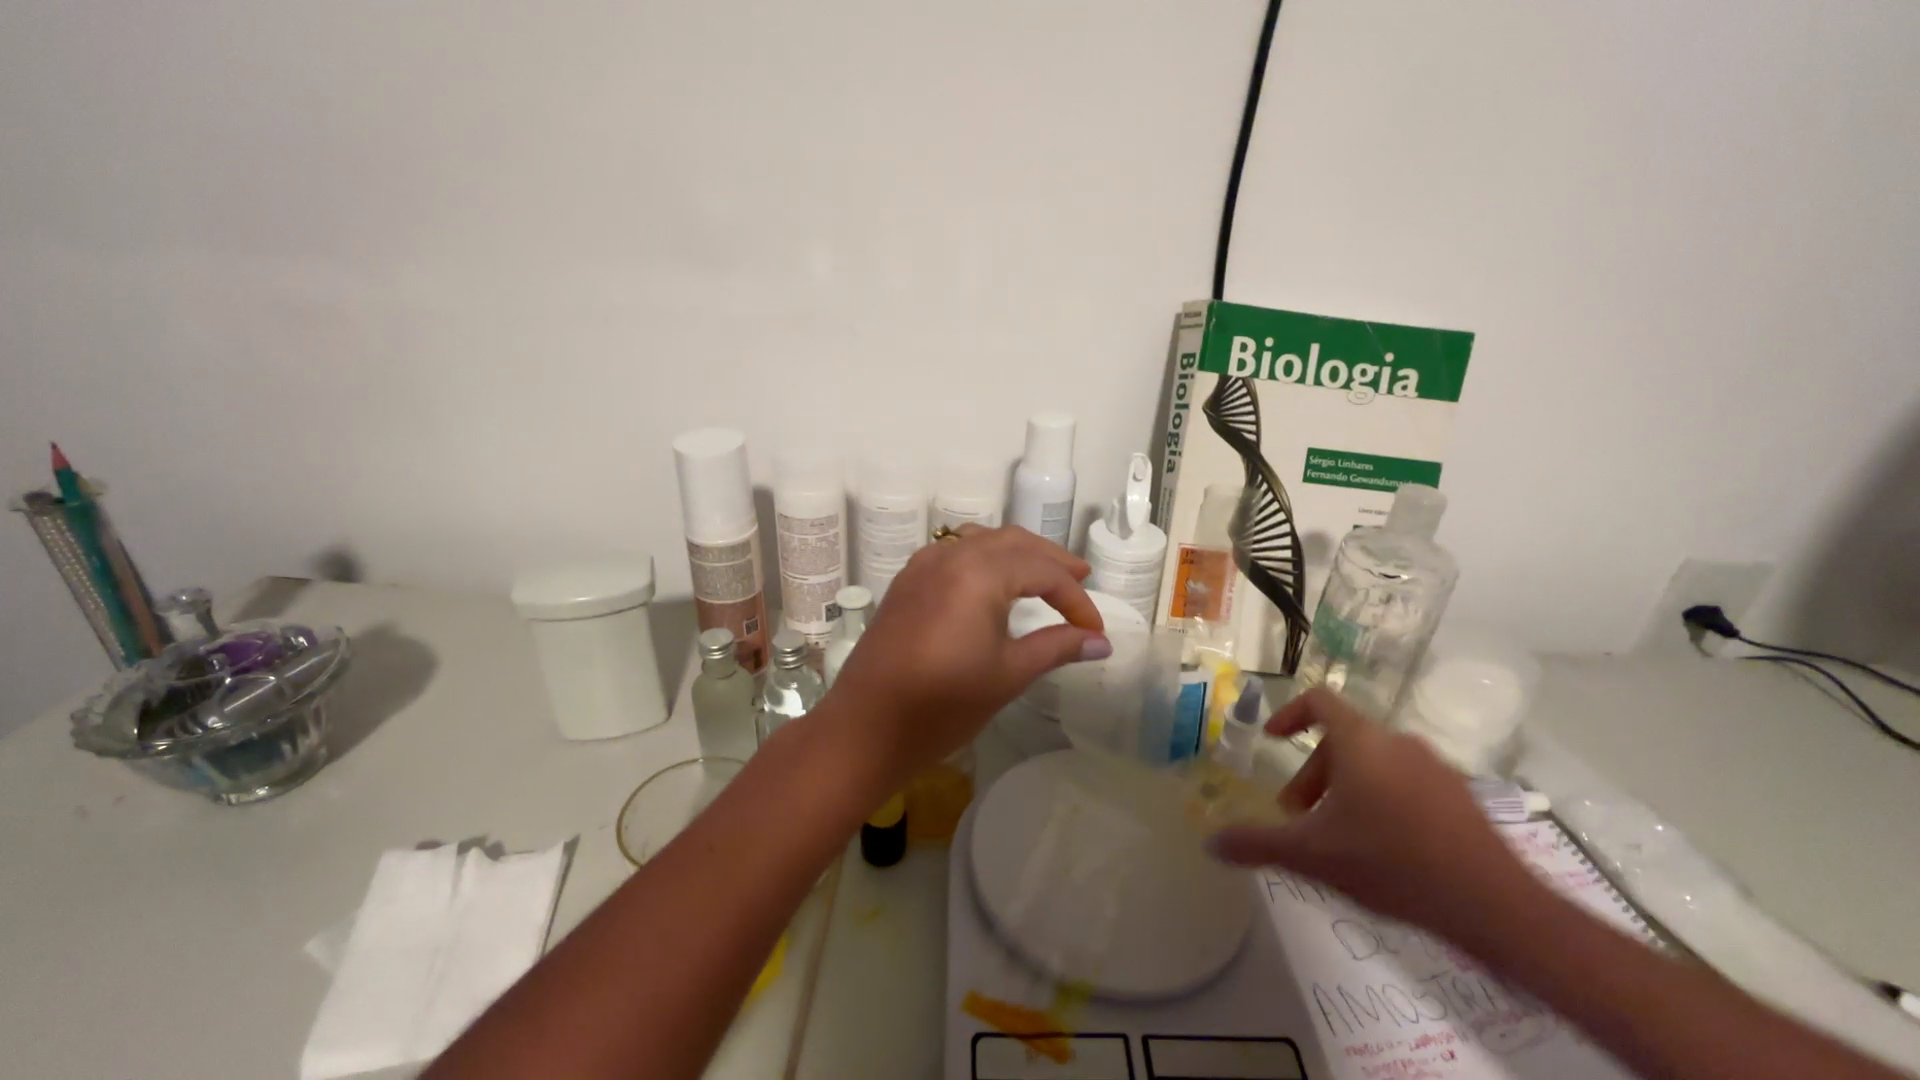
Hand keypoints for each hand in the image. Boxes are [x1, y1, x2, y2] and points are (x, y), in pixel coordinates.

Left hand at [825, 525, 1109, 785]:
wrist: (866, 727)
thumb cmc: (943, 705)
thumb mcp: (1008, 675)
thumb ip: (1056, 648)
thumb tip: (1101, 642)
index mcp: (979, 574)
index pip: (1044, 572)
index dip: (1076, 600)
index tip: (1095, 631)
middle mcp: (950, 557)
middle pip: (1013, 542)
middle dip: (1051, 560)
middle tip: (1082, 578)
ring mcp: (922, 567)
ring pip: (980, 541)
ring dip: (1016, 553)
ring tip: (1041, 575)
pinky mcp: (906, 583)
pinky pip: (953, 552)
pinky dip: (982, 557)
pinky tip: (991, 581)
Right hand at [1208, 689, 1540, 941]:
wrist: (1490, 903)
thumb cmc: (1390, 863)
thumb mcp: (1313, 855)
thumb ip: (1258, 844)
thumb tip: (1211, 842)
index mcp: (1361, 742)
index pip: (1319, 701)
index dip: (1289, 714)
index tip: (1273, 740)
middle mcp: (1399, 743)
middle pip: (1344, 739)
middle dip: (1313, 773)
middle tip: (1299, 815)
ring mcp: (1436, 768)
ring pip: (1376, 762)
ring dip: (1346, 788)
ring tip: (1338, 835)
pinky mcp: (1461, 796)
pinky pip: (1406, 782)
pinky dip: (1381, 799)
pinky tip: (1383, 848)